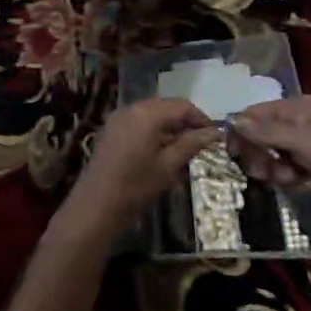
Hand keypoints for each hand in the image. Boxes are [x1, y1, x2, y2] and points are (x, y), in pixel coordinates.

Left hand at [53, 99, 217, 243]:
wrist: (96, 205)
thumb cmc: (136, 186)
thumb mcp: (169, 166)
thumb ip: (191, 144)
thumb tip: (214, 132)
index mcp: (146, 114)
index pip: (182, 105)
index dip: (201, 118)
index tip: (214, 135)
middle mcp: (130, 109)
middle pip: (165, 107)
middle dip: (184, 122)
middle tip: (200, 143)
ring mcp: (117, 120)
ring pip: (151, 116)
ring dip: (169, 128)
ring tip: (184, 151)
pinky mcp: (110, 132)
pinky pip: (137, 124)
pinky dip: (152, 133)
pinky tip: (162, 153)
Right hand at [228, 95, 310, 220]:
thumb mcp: (304, 140)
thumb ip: (266, 132)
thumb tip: (232, 120)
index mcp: (298, 108)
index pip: (255, 114)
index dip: (241, 131)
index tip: (232, 151)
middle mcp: (300, 125)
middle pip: (260, 138)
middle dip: (259, 156)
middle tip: (263, 171)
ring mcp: (308, 148)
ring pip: (273, 159)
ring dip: (277, 171)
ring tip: (292, 179)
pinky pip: (289, 174)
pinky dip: (294, 181)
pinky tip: (310, 185)